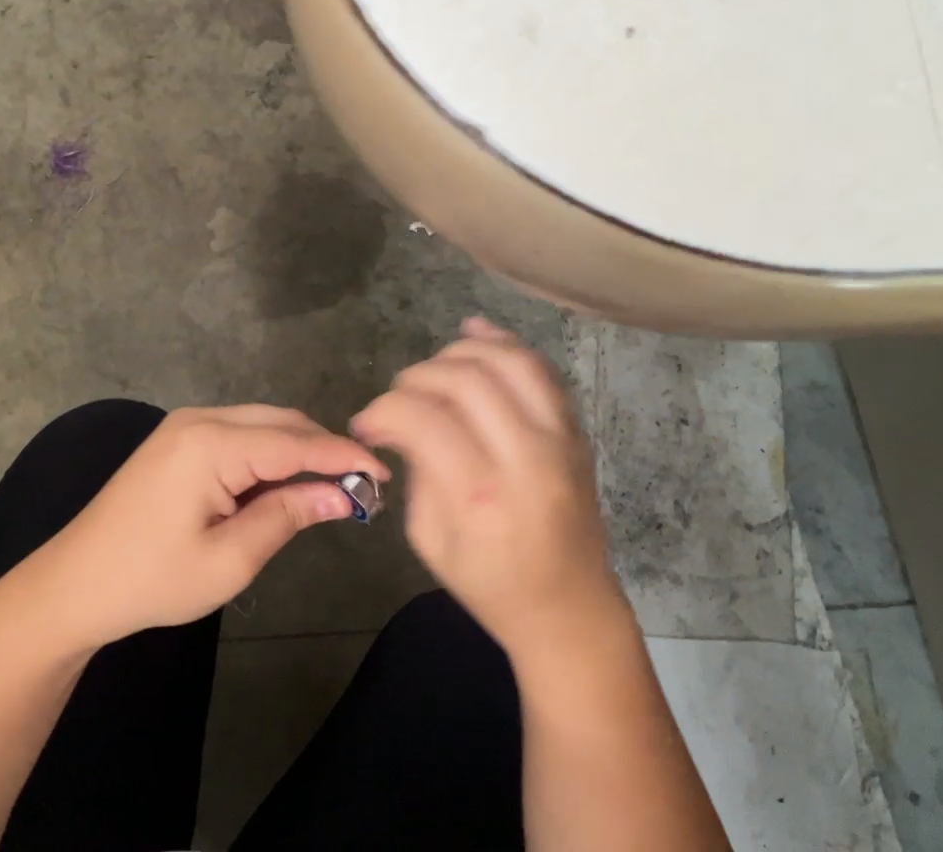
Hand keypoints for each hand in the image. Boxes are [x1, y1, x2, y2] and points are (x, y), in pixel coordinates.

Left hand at [16, 405, 388, 650]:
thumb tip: (342, 496)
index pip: (296, 442)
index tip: (385, 474)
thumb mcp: (230, 559)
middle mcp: (199, 420)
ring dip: (298, 451)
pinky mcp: (176, 441)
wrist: (74, 584)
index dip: (344, 457)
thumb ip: (289, 516)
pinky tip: (286, 483)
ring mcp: (184, 426)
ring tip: (332, 489)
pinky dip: (270, 455)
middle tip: (363, 488)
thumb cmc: (151, 580)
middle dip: (324, 450)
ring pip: (262, 425)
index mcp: (210, 445)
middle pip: (281, 423)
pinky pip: (239, 435)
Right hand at [352, 317, 622, 658]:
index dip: (383, 409)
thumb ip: (416, 471)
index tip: (366, 424)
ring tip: (432, 369)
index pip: (423, 418)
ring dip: (461, 352)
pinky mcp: (576, 432)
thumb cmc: (489, 584)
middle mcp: (525, 457)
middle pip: (464, 379)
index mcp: (481, 496)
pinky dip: (505, 343)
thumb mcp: (430, 540)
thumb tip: (399, 421)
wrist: (568, 607)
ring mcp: (560, 440)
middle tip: (396, 397)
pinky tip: (473, 336)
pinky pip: (543, 370)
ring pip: (509, 360)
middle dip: (416, 377)